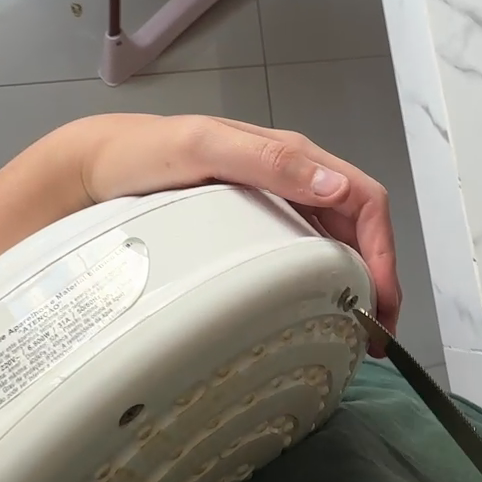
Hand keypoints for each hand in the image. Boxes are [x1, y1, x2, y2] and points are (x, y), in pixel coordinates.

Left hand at [63, 114, 400, 352]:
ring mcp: (273, 203)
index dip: (383, 249)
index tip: (381, 302)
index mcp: (293, 156)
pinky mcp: (253, 226)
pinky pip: (303, 252)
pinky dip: (323, 281)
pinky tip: (316, 308)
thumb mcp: (207, 147)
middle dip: (378, 276)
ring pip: (335, 242)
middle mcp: (293, 179)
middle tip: (374, 333)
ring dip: (356, 282)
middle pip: (357, 225)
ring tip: (354, 331)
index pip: (362, 198)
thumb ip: (269, 161)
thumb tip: (336, 187)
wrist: (98, 168)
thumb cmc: (147, 153)